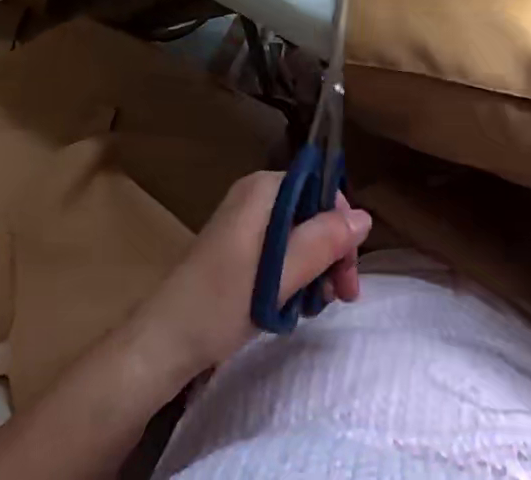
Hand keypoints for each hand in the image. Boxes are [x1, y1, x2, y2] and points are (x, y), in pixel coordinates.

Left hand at [131, 171, 371, 375]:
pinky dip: (294, 276)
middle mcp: (256, 197)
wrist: (165, 341)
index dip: (341, 226)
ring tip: (313, 306)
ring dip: (315, 270)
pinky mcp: (241, 247)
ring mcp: (247, 222)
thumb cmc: (220, 304)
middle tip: (340, 296)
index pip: (321, 189)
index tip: (347, 271)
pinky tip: (294, 304)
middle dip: (331, 253)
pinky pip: (282, 251)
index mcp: (263, 190)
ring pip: (301, 236)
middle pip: (313, 213)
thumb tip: (364, 216)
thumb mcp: (280, 274)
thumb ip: (323, 242)